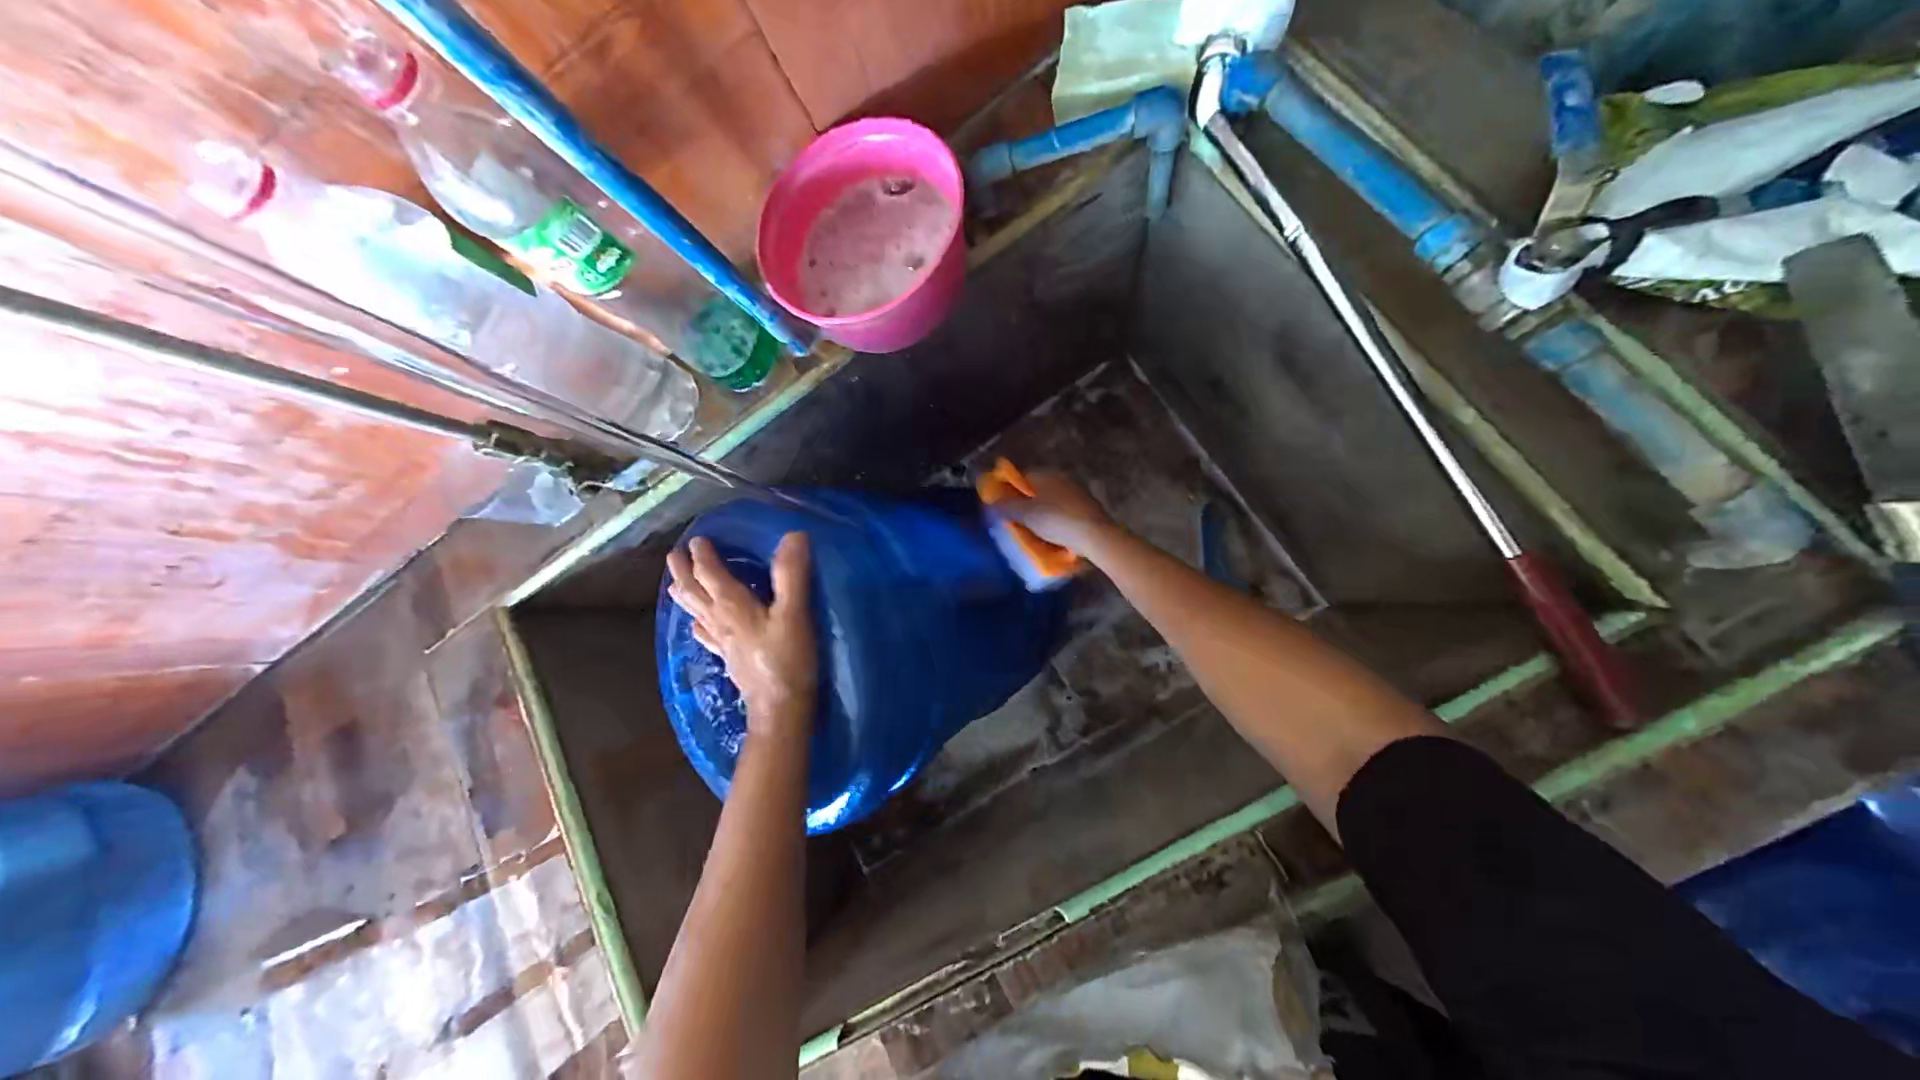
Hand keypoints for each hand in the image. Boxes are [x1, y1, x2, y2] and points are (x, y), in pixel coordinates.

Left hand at [667, 533, 816, 739]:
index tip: (697, 539)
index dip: (702, 554)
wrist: (779, 708)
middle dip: (682, 571)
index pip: (709, 573)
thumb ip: (792, 575)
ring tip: (676, 583)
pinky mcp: (727, 657)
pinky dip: (697, 622)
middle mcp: (719, 620)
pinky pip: (704, 634)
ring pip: (694, 611)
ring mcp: (720, 641)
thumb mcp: (794, 614)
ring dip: (684, 593)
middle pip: (693, 591)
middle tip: (675, 555)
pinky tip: (698, 625)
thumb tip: (793, 536)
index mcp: (731, 604)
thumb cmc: (787, 659)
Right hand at [988, 470, 1120, 556]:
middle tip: (1016, 523)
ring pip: (1051, 503)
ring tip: (1033, 533)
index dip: (1009, 491)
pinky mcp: (1087, 509)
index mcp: (1046, 475)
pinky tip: (1052, 537)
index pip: (1021, 477)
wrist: (1096, 536)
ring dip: (1041, 515)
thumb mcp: (1025, 514)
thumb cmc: (1057, 520)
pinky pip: (1064, 514)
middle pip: (1037, 491)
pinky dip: (1056, 523)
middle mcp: (1062, 479)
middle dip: (1026, 505)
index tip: (1003, 508)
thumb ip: (1007, 506)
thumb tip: (992, 501)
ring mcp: (1077, 494)